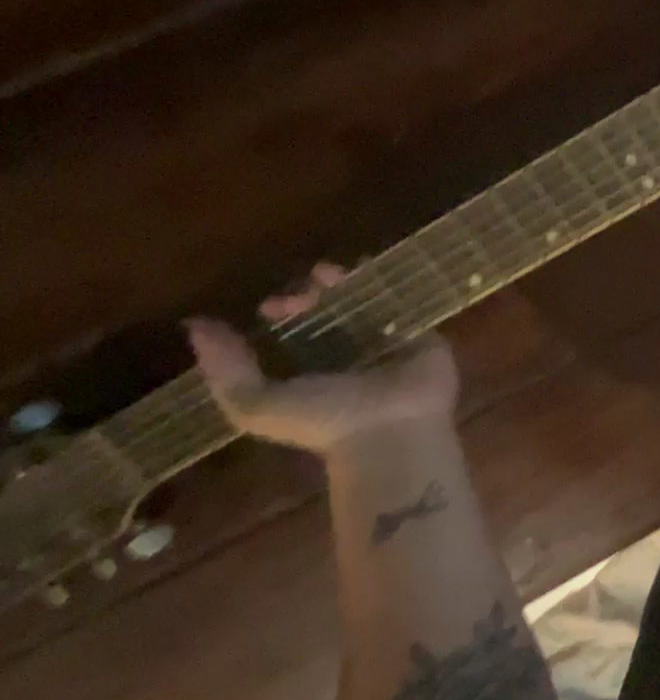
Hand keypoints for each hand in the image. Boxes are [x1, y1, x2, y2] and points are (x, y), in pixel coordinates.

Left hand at [185, 263, 459, 457]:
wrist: (389, 429)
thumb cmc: (322, 419)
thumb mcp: (253, 404)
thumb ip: (225, 367)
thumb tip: (196, 323)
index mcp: (312, 371)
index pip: (295, 330)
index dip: (281, 311)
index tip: (272, 306)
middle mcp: (349, 354)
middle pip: (331, 311)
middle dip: (313, 293)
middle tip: (308, 288)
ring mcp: (388, 344)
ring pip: (368, 302)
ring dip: (349, 283)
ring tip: (332, 272)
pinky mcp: (424, 335)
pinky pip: (408, 304)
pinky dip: (393, 285)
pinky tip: (373, 270)